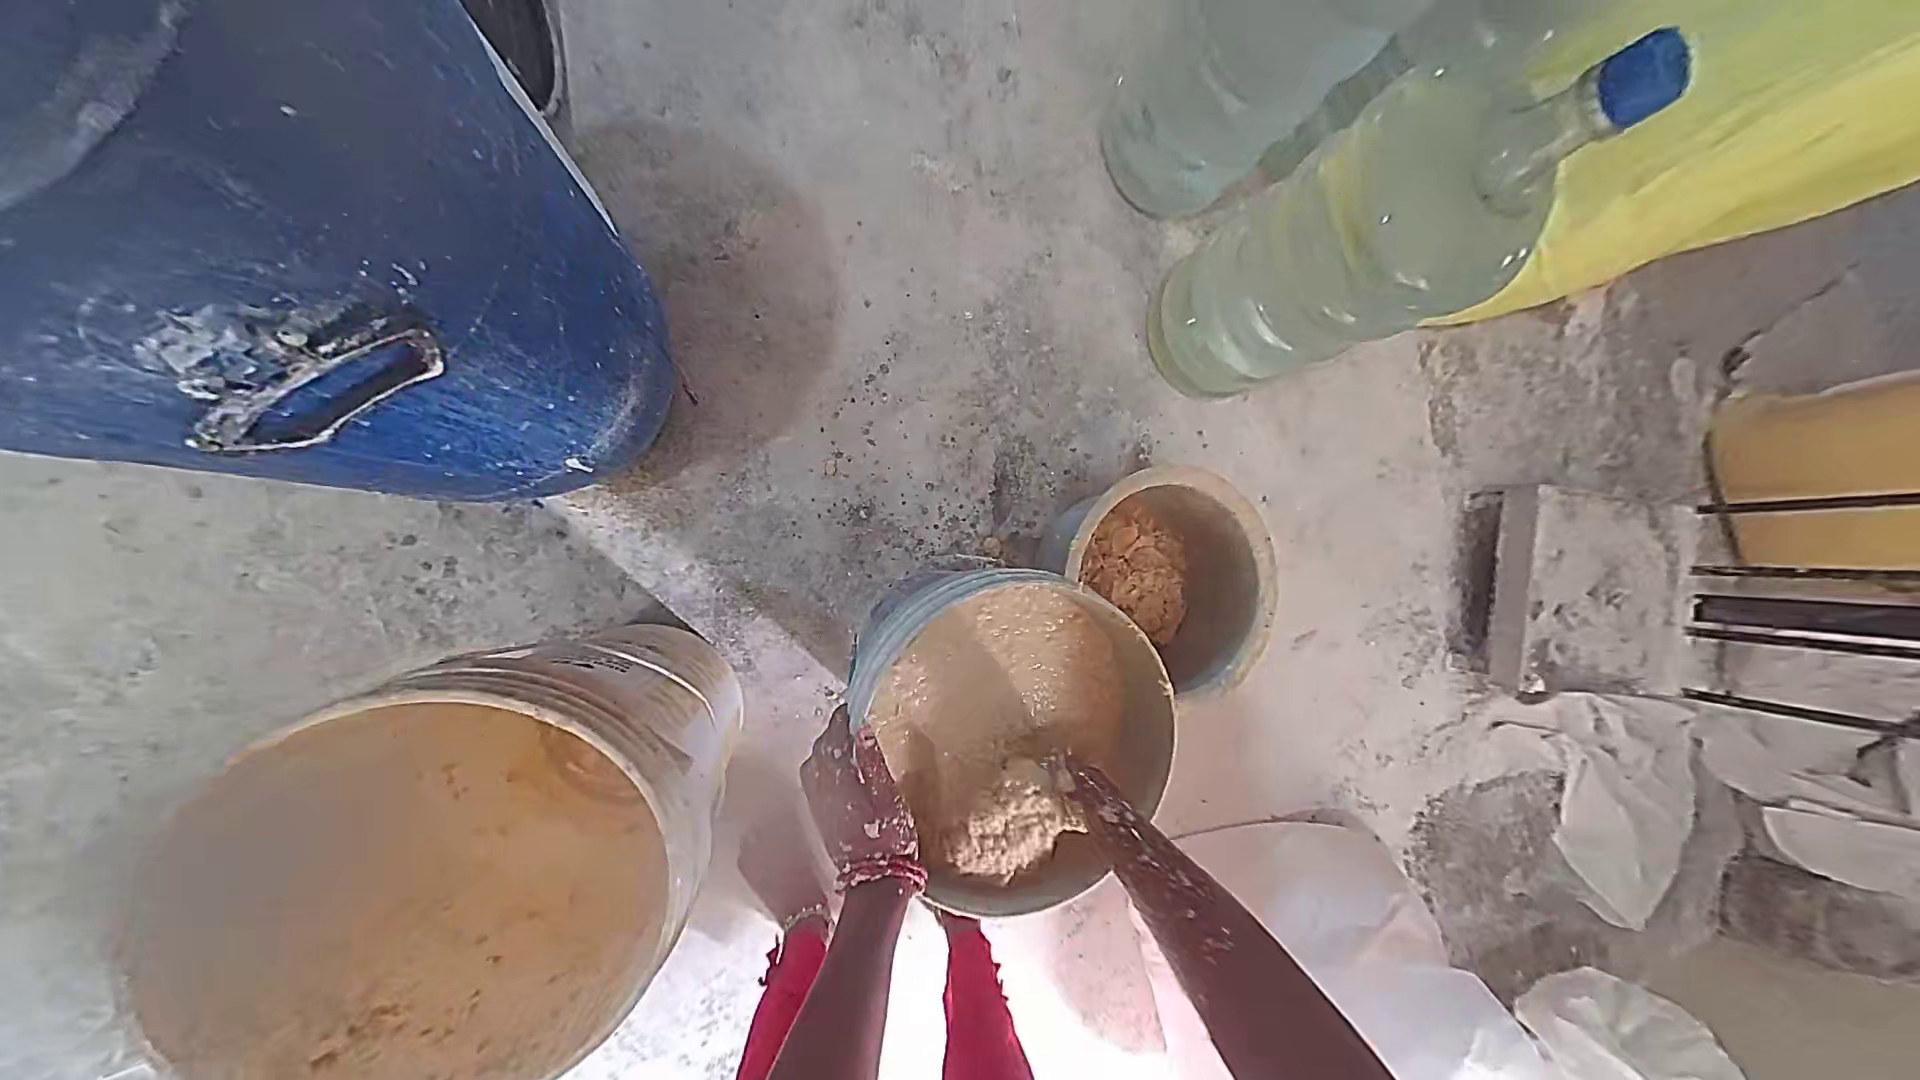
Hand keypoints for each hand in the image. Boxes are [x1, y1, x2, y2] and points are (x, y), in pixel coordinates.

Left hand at [799, 706, 924, 891]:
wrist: (875, 880)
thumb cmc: (888, 840)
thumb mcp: (889, 797)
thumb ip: (873, 763)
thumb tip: (862, 730)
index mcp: (840, 782)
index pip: (833, 741)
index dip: (840, 722)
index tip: (851, 708)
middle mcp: (822, 791)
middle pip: (819, 752)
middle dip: (832, 733)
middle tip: (850, 721)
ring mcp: (818, 806)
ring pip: (813, 766)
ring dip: (826, 749)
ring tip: (844, 740)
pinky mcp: (821, 817)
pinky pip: (814, 781)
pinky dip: (823, 766)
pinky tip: (837, 768)